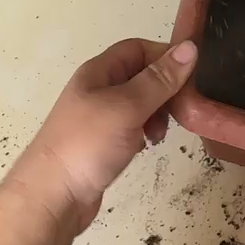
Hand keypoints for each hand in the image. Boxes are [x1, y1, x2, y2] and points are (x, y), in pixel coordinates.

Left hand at [3, 38, 198, 235]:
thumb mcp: (127, 107)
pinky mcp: (103, 142)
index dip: (165, 56)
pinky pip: (133, 126)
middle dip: (164, 89)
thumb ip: (159, 80)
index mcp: (98, 72)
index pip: (137, 49)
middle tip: (180, 111)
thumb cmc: (87, 145)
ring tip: (160, 134)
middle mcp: (98, 89)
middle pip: (141, 75)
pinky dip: (145, 132)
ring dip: (157, 113)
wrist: (53, 197)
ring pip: (139, 103)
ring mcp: (100, 117)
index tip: (191, 76)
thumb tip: (189, 48)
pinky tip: (148, 146)